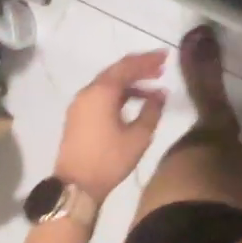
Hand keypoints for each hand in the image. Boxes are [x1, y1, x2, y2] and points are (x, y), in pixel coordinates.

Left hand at [54, 51, 167, 202]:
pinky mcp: (77, 115)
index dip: (147, 60)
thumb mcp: (138, 136)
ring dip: (129, 82)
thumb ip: (152, 111)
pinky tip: (133, 102)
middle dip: (139, 68)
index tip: (166, 56)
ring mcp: (79, 104)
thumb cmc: (109, 160)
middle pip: (116, 71)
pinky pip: (100, 95)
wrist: (76, 185)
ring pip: (107, 84)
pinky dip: (118, 94)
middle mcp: (88, 92)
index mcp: (101, 92)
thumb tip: (160, 94)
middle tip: (161, 67)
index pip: (127, 66)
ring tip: (152, 87)